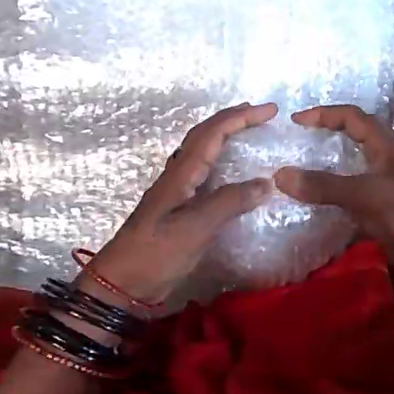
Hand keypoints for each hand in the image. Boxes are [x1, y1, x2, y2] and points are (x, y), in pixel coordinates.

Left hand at [88, 103, 280, 303]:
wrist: (123, 282)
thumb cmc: (156, 253)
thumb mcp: (195, 228)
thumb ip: (229, 202)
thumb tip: (265, 182)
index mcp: (180, 174)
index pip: (212, 133)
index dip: (241, 118)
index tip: (271, 110)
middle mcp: (177, 176)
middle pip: (204, 135)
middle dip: (233, 120)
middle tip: (262, 115)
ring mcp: (175, 192)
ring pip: (201, 152)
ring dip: (224, 137)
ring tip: (249, 134)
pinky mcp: (177, 209)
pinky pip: (202, 174)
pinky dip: (220, 163)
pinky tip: (231, 174)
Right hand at [272, 105, 393, 276]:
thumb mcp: (364, 195)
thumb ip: (323, 185)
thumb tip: (280, 175)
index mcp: (387, 145)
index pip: (353, 117)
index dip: (324, 114)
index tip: (296, 121)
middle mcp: (386, 159)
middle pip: (353, 138)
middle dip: (325, 137)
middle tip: (297, 142)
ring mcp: (384, 184)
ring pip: (350, 167)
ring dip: (327, 167)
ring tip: (299, 171)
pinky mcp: (381, 207)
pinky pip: (351, 193)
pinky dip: (332, 194)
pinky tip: (314, 202)